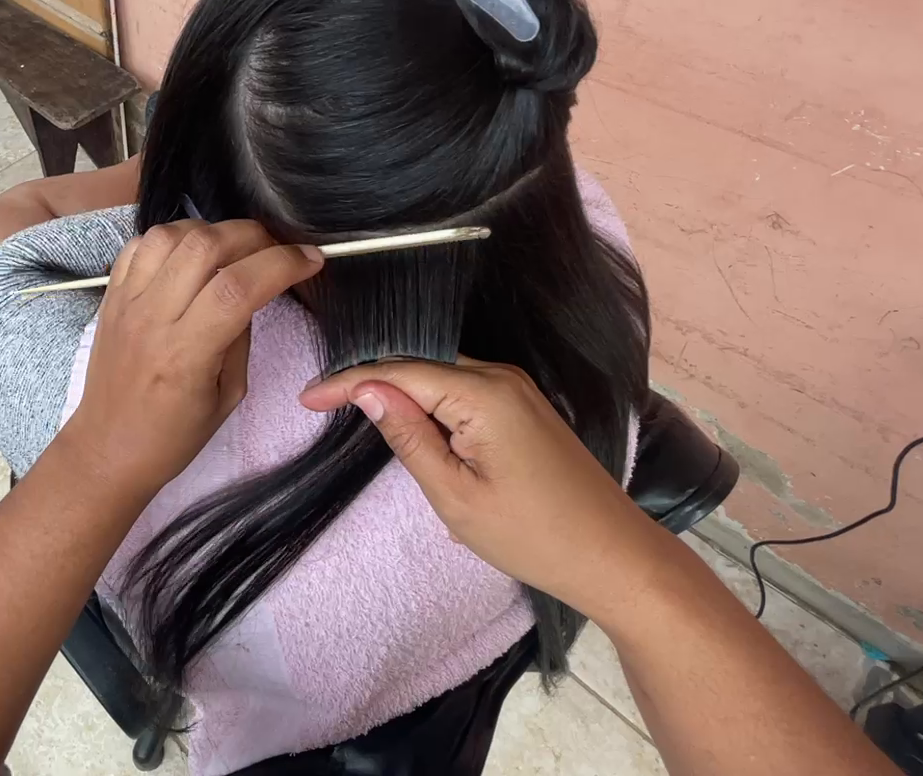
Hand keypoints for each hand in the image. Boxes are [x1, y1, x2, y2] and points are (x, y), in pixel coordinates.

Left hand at [64, 220, 322, 497]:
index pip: (239, 287)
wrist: (106, 447)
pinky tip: (190, 253)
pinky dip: (171, 237)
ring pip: (170, 235)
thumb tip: (254, 290)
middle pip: (204, 246)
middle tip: (276, 248)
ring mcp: (126, 301)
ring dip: (210, 230)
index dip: (282, 263)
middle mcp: (153, 318)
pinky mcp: (110, 295)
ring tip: (232, 247)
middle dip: (253, 235)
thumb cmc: (173, 435)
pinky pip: (139, 245)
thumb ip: (241, 337)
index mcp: (186, 353)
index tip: (310, 259)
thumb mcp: (228, 396)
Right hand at [300, 360, 670, 620]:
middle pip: (415, 364)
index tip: (306, 398)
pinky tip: (403, 413)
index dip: (347, 382)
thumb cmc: (531, 535)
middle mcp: (498, 375)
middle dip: (366, 380)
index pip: (396, 372)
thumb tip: (367, 389)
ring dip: (395, 389)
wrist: (616, 558)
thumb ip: (408, 435)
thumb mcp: (454, 494)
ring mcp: (514, 386)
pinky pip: (458, 386)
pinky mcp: (521, 403)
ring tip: (349, 406)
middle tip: (319, 402)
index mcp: (482, 394)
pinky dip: (424, 398)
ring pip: (436, 373)